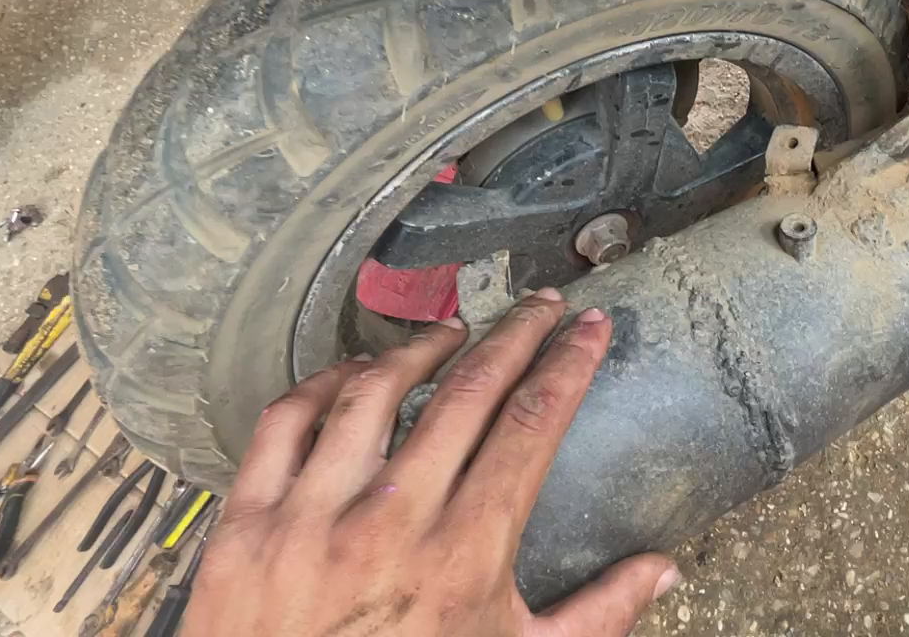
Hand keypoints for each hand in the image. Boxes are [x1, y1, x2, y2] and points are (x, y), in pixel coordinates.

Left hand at [182, 288, 678, 636]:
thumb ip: (599, 615)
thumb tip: (666, 567)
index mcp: (463, 556)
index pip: (533, 423)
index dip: (569, 363)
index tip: (590, 325)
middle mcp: (390, 524)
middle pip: (469, 389)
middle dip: (518, 332)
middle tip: (543, 303)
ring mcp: (307, 519)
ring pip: (376, 389)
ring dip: (425, 345)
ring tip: (456, 330)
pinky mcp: (242, 528)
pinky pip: (287, 419)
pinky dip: (328, 381)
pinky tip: (360, 370)